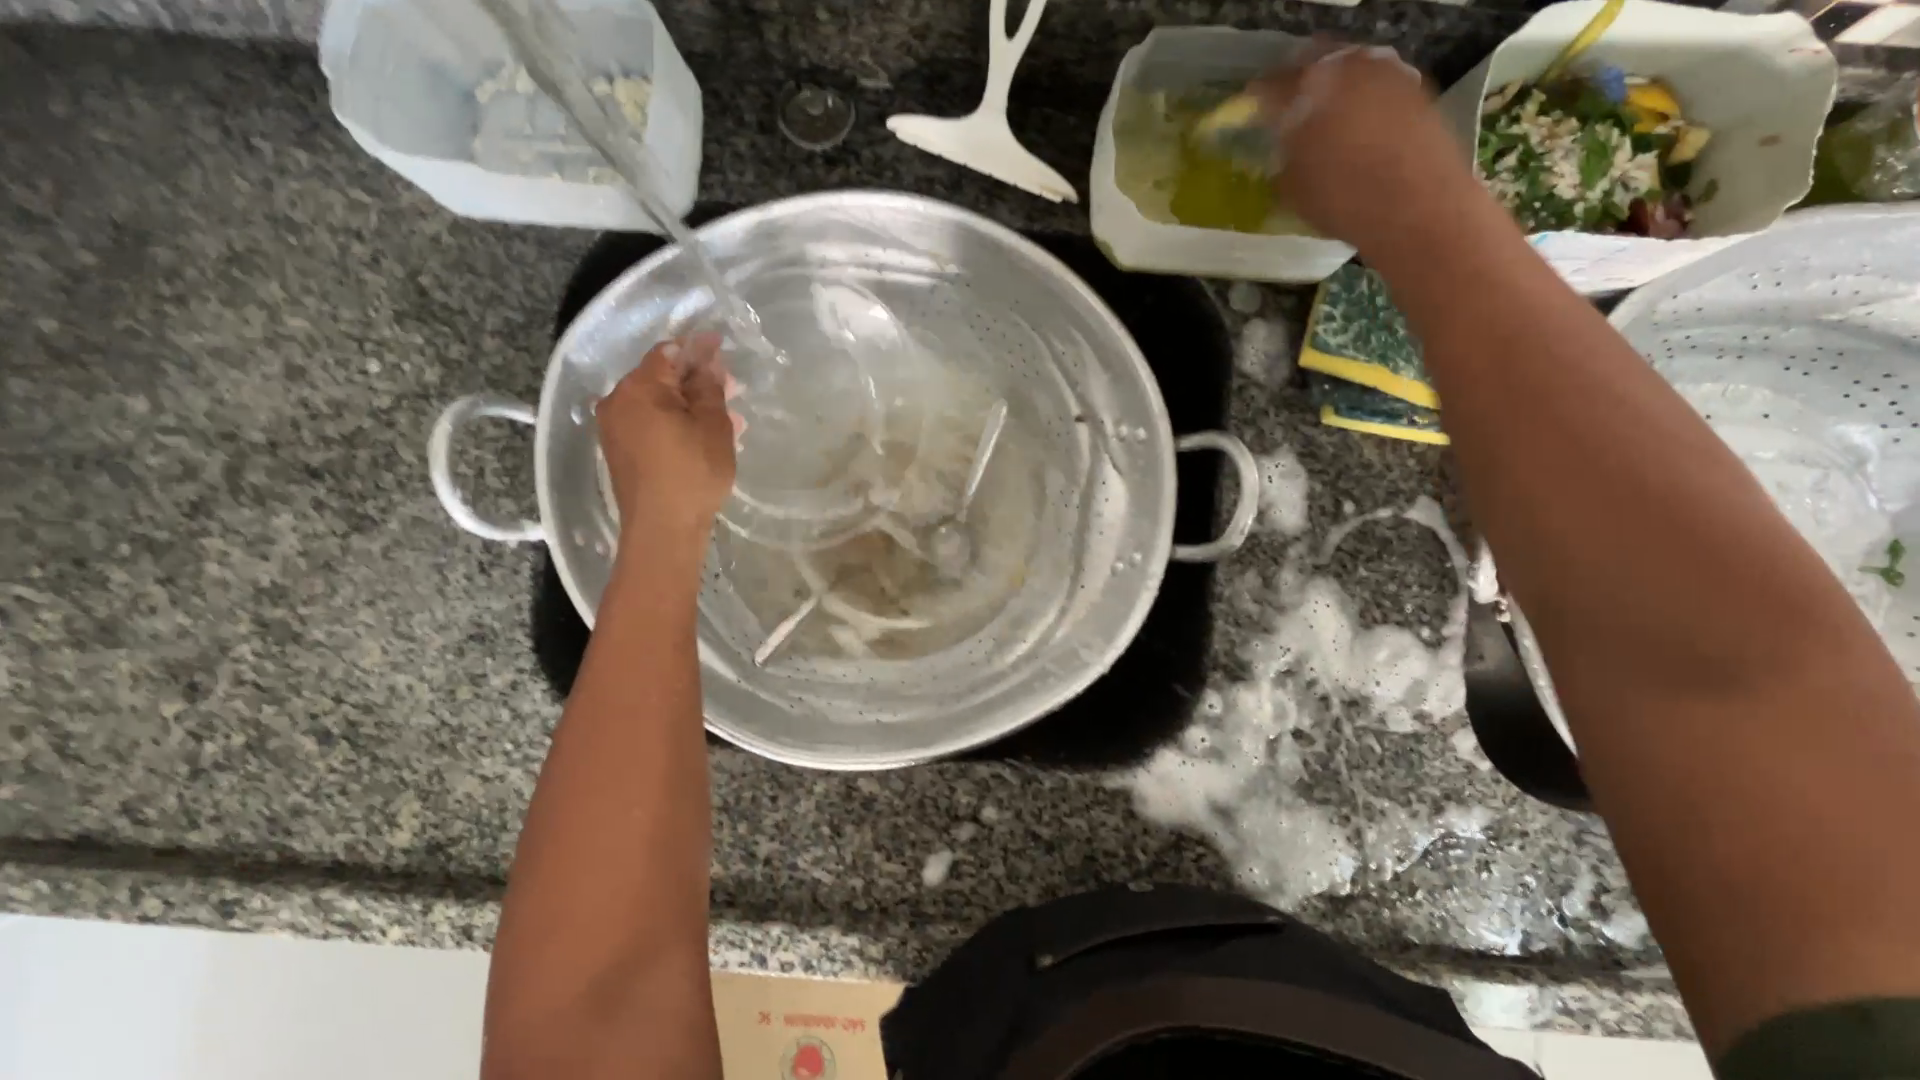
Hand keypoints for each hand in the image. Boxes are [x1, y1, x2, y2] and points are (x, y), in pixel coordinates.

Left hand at [597, 334, 737, 557]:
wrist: (662, 530)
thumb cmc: (693, 473)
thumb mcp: (712, 425)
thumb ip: (709, 387)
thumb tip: (707, 362)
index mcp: (639, 387)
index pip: (669, 352)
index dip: (698, 348)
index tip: (722, 346)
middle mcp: (618, 401)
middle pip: (659, 377)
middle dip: (695, 379)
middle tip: (732, 388)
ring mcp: (614, 428)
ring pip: (656, 403)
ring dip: (688, 404)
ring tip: (726, 418)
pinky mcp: (619, 451)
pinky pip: (649, 423)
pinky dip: (674, 422)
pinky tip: (702, 434)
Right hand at [1253, 45, 1486, 253]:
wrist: (1418, 207)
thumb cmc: (1343, 202)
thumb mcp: (1294, 191)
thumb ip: (1283, 162)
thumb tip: (1283, 157)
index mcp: (1302, 91)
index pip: (1269, 87)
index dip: (1258, 101)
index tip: (1253, 115)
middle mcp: (1345, 69)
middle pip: (1314, 67)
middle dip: (1301, 88)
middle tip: (1292, 112)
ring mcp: (1385, 74)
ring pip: (1351, 71)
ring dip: (1338, 91)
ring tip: (1331, 119)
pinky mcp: (1417, 88)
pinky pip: (1381, 86)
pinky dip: (1368, 102)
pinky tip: (1364, 129)